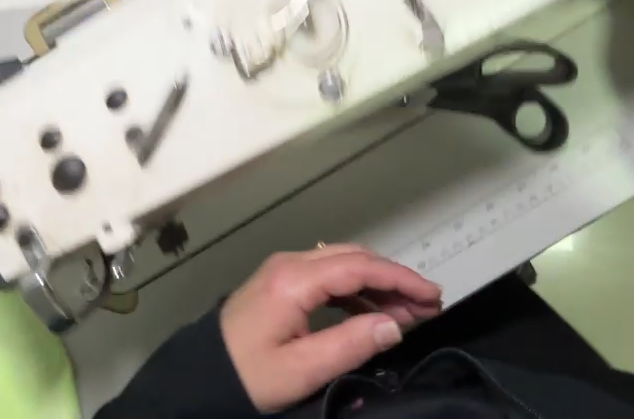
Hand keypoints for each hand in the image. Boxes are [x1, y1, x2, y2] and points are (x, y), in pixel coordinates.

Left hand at [219, 245, 442, 411]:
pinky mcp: (280, 281)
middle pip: (353, 258)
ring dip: (376, 283)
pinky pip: (327, 275)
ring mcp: (284, 269)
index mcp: (294, 279)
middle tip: (428, 304)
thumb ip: (350, 344)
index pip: (358, 267)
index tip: (432, 296)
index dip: (399, 278)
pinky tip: (371, 314)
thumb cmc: (249, 376)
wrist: (201, 376)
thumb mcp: (301, 370)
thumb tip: (394, 324)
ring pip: (341, 263)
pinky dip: (355, 289)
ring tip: (407, 312)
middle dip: (393, 277)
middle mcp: (290, 263)